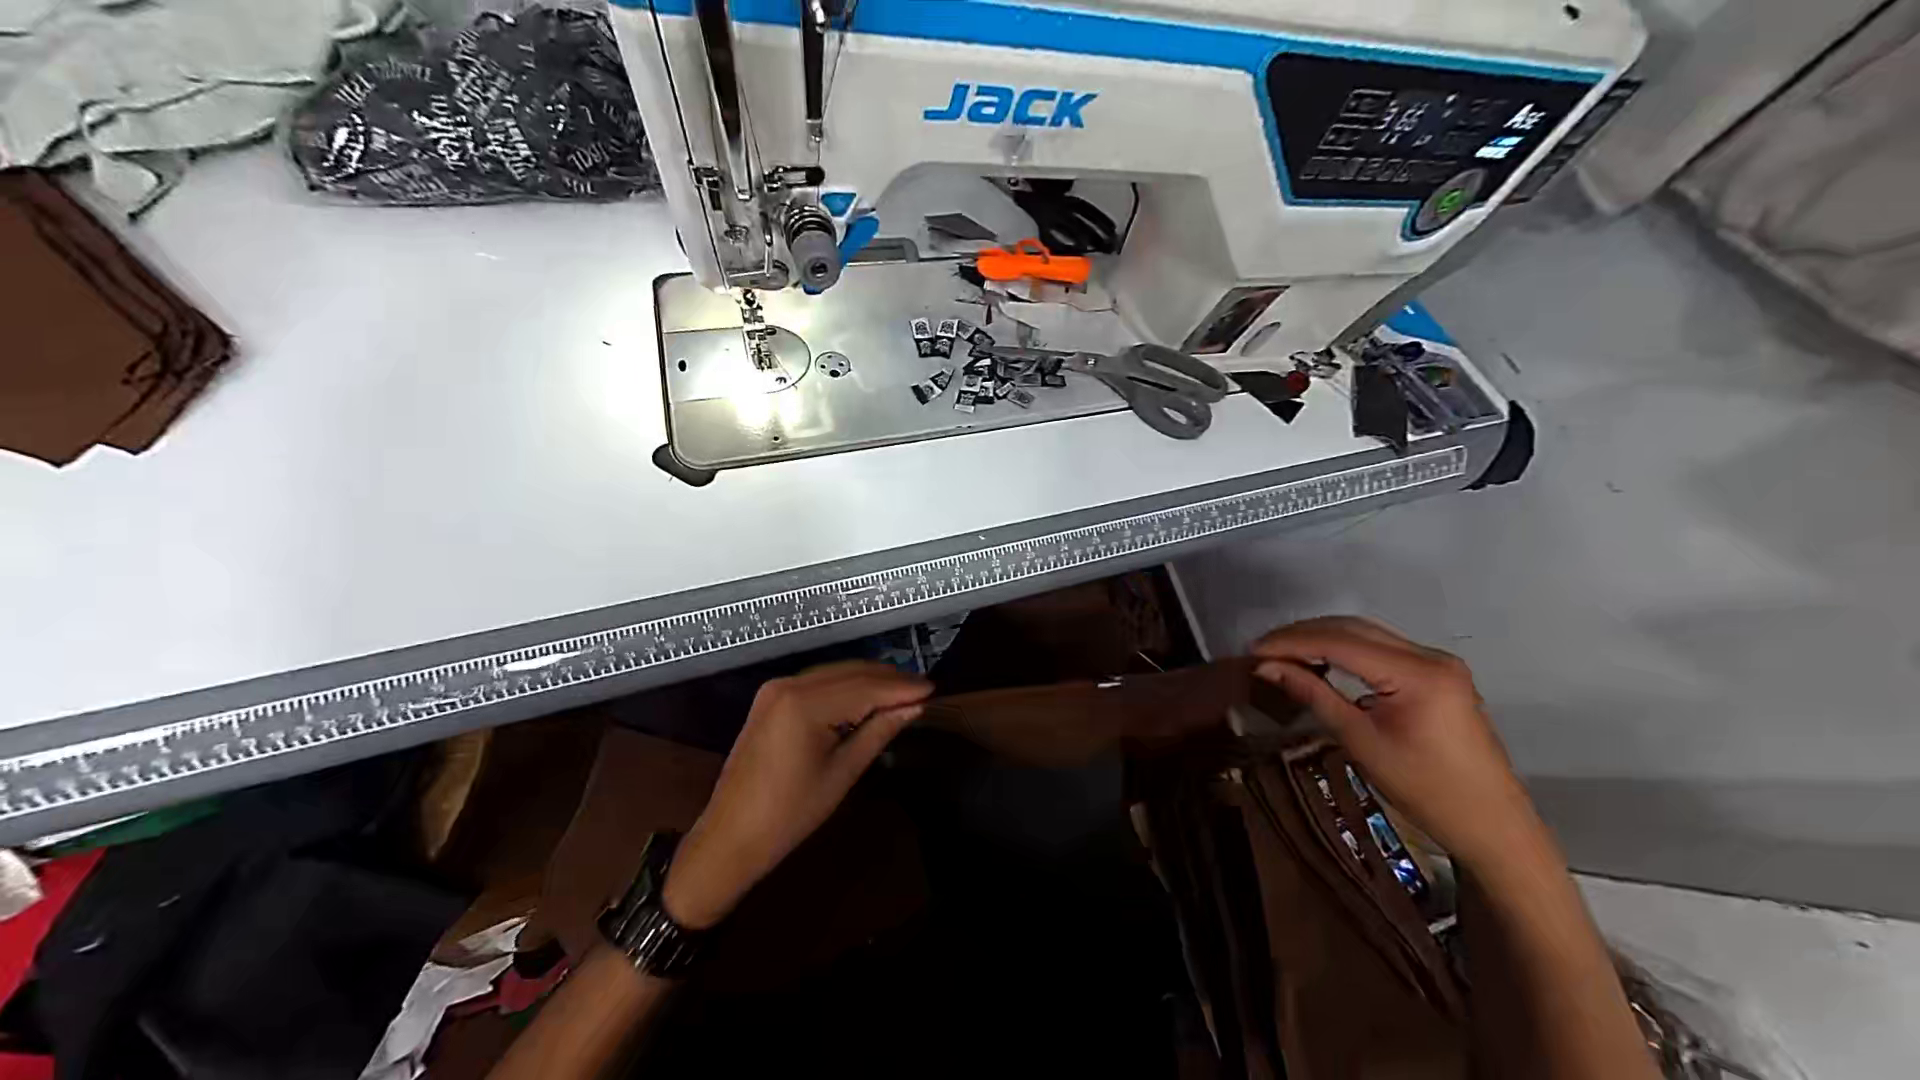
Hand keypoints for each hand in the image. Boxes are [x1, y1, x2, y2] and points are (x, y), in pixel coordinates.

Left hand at [661, 661, 930, 928]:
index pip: (865, 686)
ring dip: (869, 680)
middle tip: (923, 690)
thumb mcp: (842, 773)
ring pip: (835, 673)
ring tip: (903, 693)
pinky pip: (818, 682)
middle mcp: (789, 685)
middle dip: (888, 679)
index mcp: (804, 704)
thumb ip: (879, 732)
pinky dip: (846, 686)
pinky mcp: (771, 698)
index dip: (901, 687)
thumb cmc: (790, 814)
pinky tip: (867, 697)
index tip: (933, 689)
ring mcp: (776, 688)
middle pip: (850, 672)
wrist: (730, 836)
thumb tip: (915, 707)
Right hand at [1250, 616, 1545, 870]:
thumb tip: (1266, 667)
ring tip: (1281, 652)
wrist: (1492, 825)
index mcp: (1418, 673)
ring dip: (1321, 637)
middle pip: (1353, 628)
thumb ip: (1313, 695)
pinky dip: (1344, 648)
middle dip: (1302, 634)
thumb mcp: (1360, 741)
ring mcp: (1437, 662)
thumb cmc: (1425, 790)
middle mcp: (1430, 656)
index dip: (1291, 642)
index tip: (1252, 650)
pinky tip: (1319, 659)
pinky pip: (1381, 647)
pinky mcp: (1437, 673)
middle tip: (1261, 649)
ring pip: (1366, 633)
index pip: (1340, 642)